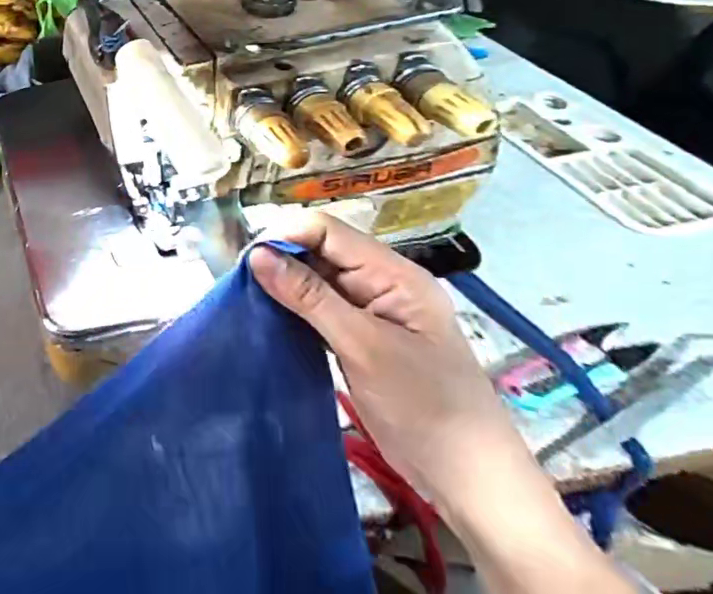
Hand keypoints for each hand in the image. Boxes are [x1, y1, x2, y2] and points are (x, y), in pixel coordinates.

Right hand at [246, 213, 522, 509]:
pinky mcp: (363, 338)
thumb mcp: (363, 348)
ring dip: (286, 284)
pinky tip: (271, 316)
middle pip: (322, 250)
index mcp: (395, 273)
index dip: (287, 234)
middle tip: (241, 279)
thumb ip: (310, 297)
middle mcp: (383, 283)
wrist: (470, 481)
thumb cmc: (425, 408)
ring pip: (319, 279)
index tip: (248, 258)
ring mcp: (374, 311)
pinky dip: (297, 309)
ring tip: (249, 295)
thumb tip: (258, 256)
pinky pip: (322, 309)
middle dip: (282, 257)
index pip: (330, 231)